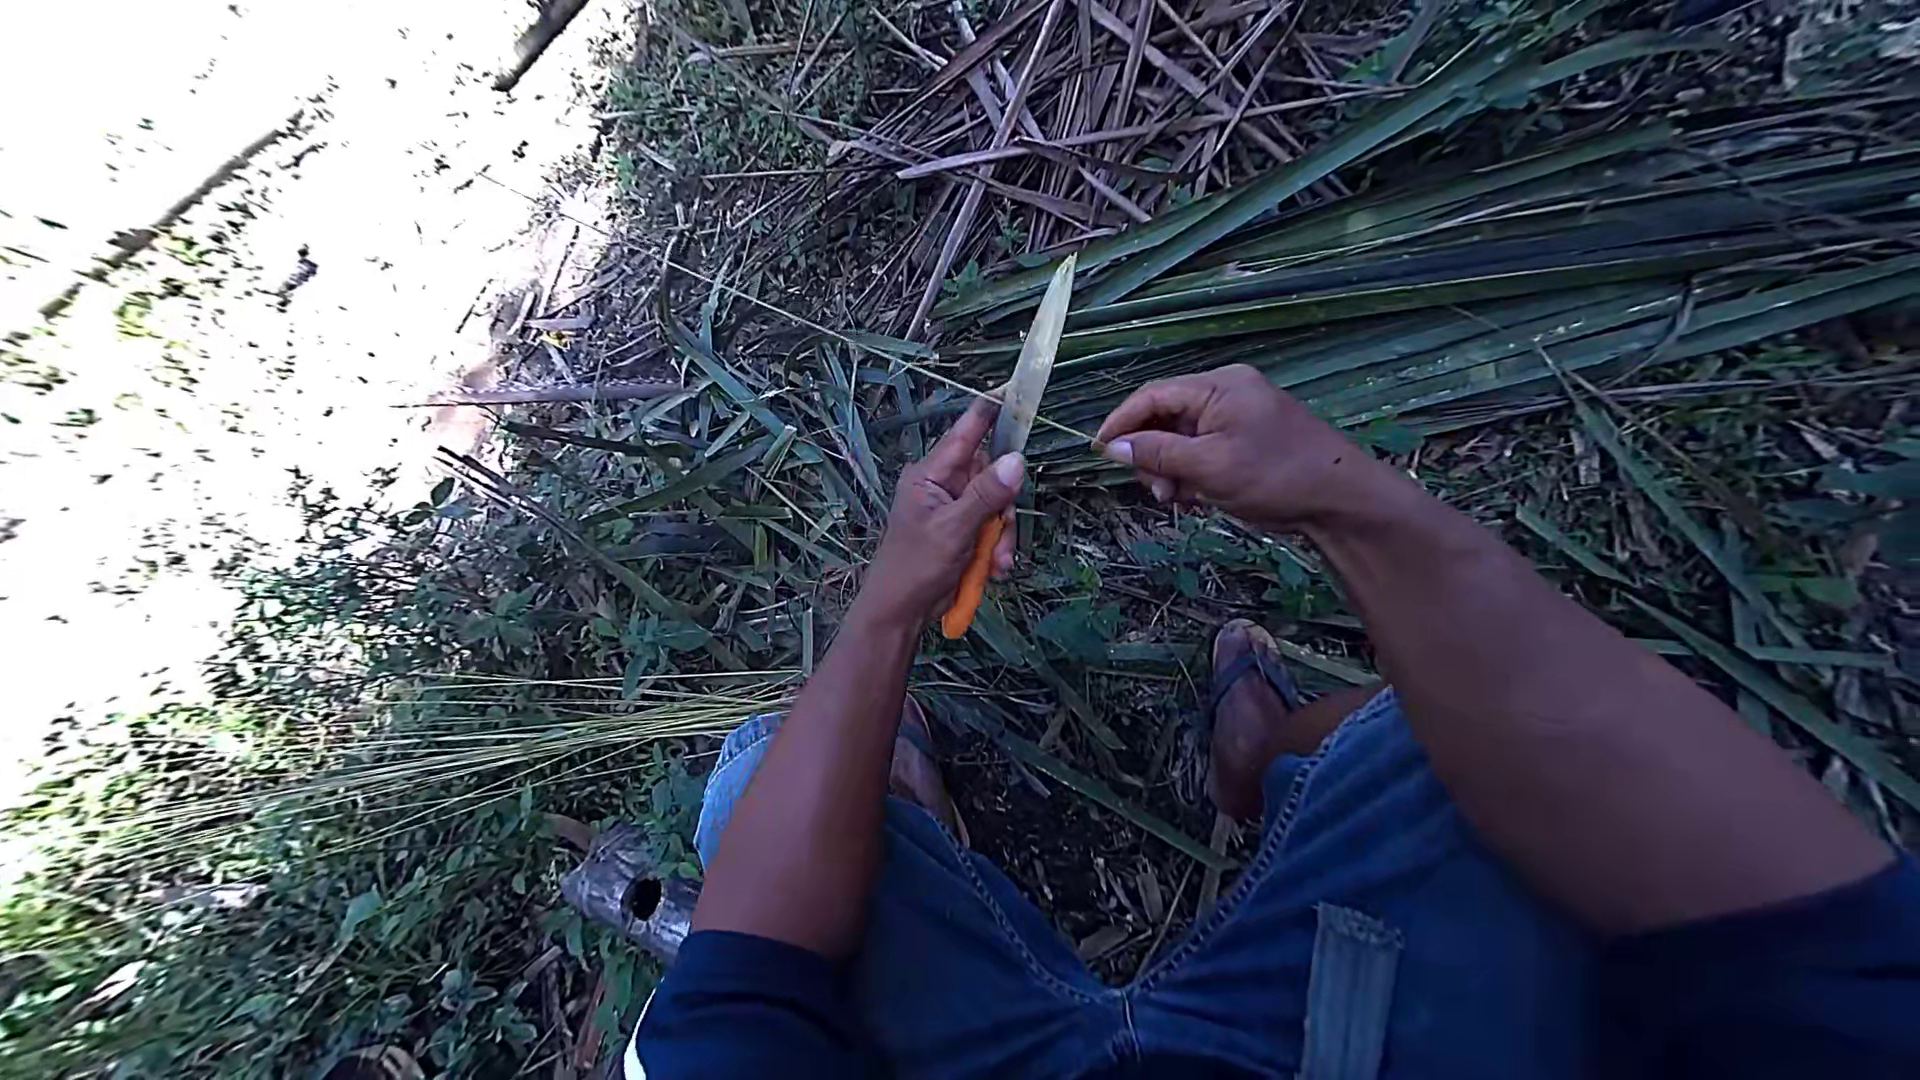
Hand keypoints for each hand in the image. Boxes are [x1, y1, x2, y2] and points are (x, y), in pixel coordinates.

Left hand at [858, 395, 1024, 627]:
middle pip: (993, 476)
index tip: (1013, 390)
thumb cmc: (915, 566)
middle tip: (1001, 535)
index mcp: (931, 474)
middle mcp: (944, 485)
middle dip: (1003, 508)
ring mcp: (954, 510)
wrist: (900, 612)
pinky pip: (992, 529)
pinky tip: (993, 570)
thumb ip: (985, 495)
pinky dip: (997, 549)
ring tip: (995, 563)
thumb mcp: (953, 529)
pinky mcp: (963, 532)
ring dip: (1002, 536)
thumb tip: (1017, 459)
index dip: (990, 412)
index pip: (966, 433)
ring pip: (997, 506)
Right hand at [1094, 364, 1401, 531]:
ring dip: (1168, 471)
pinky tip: (1196, 497)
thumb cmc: (1275, 476)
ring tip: (1179, 498)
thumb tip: (1110, 448)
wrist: (1340, 502)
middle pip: (1162, 419)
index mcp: (1218, 386)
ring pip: (1176, 441)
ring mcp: (1232, 419)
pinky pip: (1196, 454)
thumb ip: (1156, 454)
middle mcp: (1223, 394)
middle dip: (1150, 456)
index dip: (1121, 422)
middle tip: (1156, 490)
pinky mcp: (1238, 443)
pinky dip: (1188, 476)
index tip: (1099, 451)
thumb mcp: (1208, 466)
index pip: (1152, 395)